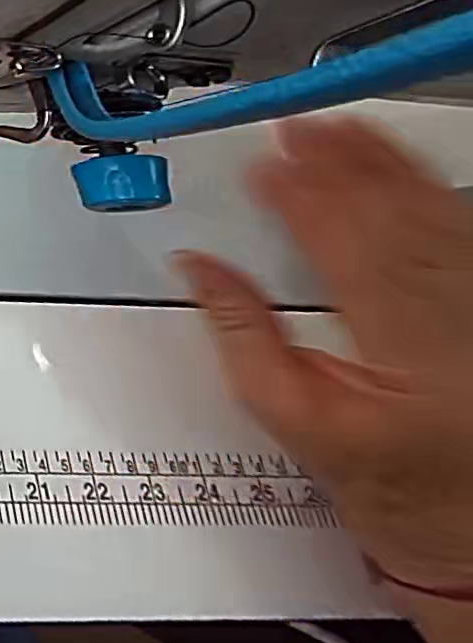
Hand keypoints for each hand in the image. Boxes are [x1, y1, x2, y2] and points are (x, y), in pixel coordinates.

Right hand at [172, 117, 472, 593]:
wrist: (471, 515)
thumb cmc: (373, 468)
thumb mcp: (282, 408)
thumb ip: (239, 330)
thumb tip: (197, 267)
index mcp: (409, 350)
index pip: (349, 250)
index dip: (304, 201)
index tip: (266, 163)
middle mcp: (470, 324)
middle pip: (409, 226)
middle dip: (351, 169)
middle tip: (306, 127)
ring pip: (450, 226)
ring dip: (393, 173)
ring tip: (346, 133)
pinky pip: (471, 242)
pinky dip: (431, 200)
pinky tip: (400, 176)